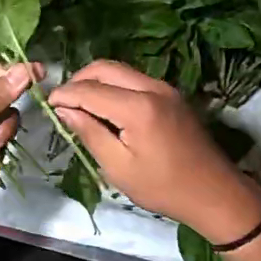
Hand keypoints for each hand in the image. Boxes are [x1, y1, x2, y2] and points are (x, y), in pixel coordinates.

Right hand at [50, 60, 260, 243]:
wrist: (214, 192)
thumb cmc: (162, 186)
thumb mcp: (118, 167)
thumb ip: (89, 133)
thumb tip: (64, 110)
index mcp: (138, 107)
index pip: (89, 90)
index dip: (64, 95)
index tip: (46, 105)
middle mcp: (152, 88)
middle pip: (104, 68)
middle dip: (78, 80)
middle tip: (62, 102)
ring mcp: (164, 88)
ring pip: (120, 70)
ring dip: (95, 81)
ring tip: (79, 105)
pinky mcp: (171, 95)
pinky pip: (133, 79)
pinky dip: (113, 86)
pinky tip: (104, 107)